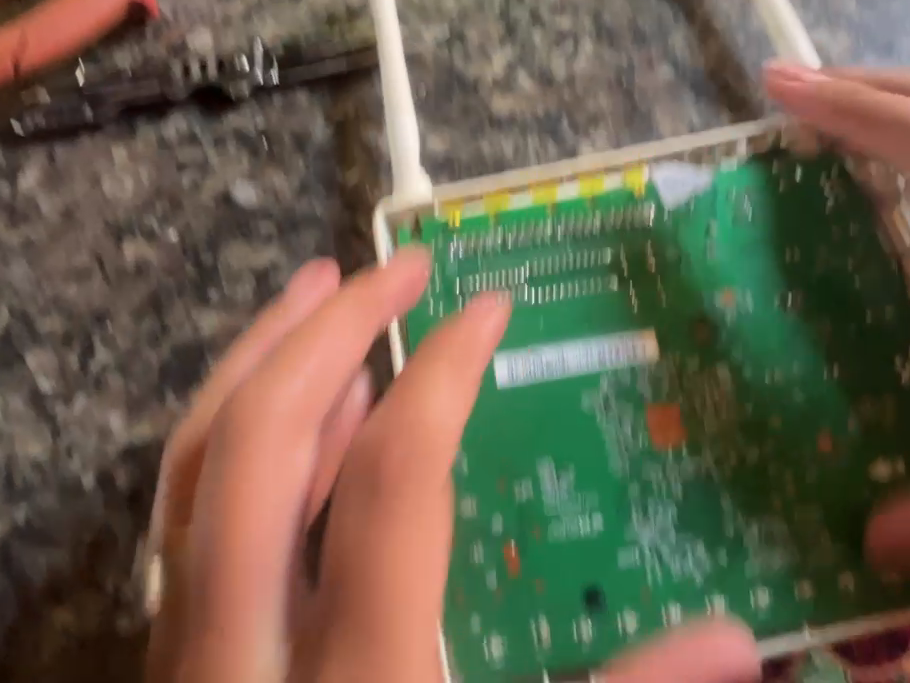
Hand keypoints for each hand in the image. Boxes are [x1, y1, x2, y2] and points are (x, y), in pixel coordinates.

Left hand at [143, 250, 764, 682]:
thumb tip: (734, 637)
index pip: (392, 483)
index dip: (443, 374)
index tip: (491, 305)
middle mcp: (245, 656)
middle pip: (258, 446)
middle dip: (329, 334)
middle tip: (394, 266)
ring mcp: (190, 652)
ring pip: (197, 465)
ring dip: (264, 358)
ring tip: (323, 287)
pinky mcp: (175, 658)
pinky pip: (188, 512)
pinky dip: (239, 429)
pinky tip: (297, 400)